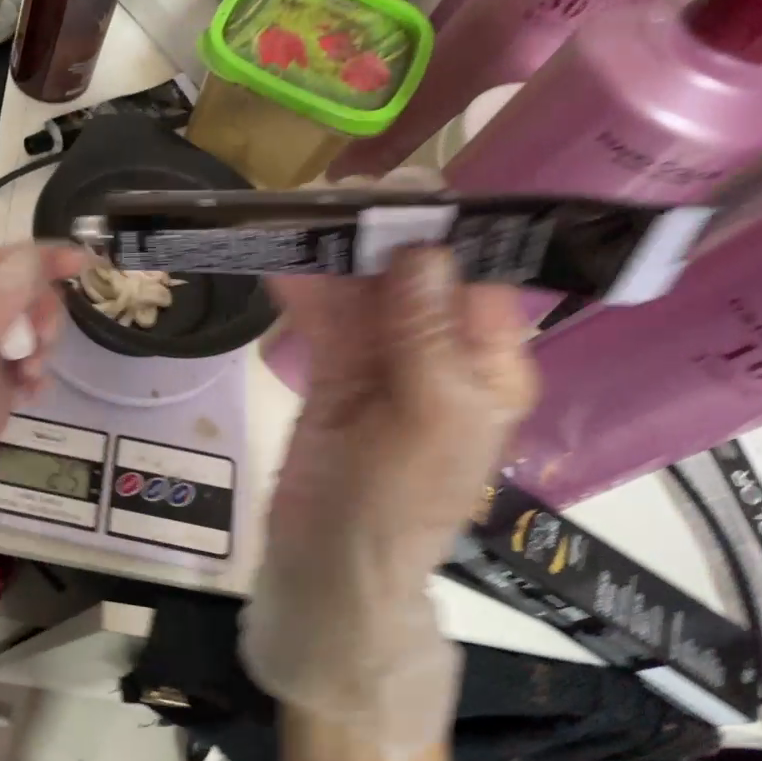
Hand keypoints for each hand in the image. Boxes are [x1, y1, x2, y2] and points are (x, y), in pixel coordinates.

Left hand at [0, 241, 91, 603]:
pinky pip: (21, 370)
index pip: (4, 266)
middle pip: (20, 296)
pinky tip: (29, 398)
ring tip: (32, 380)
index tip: (87, 264)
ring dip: (42, 348)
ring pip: (24, 333)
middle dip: (44, 313)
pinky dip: (34, 377)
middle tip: (41, 349)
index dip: (44, 256)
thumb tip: (29, 255)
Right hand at [240, 246, 535, 760]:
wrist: (326, 566)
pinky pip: (321, 316)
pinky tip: (275, 261)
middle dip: (375, 232)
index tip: (393, 194)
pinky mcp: (332, 371)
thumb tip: (420, 248)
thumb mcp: (424, 421)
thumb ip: (426, 334)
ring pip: (359, 288)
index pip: (475, 274)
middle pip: (410, 272)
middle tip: (326, 196)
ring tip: (291, 214)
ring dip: (330, 253)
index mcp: (486, 362)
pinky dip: (301, 287)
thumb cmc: (391, 504)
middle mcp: (438, 350)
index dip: (441, 228)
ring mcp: (381, 359)